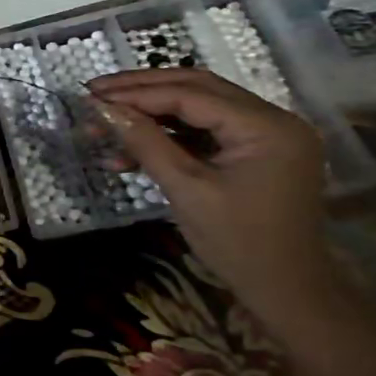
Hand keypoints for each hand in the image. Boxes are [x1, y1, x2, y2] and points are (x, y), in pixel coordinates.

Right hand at [86, 69, 337, 312]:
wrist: (283, 286)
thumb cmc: (237, 241)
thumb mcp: (185, 189)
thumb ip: (146, 143)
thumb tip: (103, 110)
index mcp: (266, 126)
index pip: (191, 95)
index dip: (137, 93)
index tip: (91, 96)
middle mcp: (272, 119)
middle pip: (197, 89)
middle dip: (142, 90)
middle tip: (95, 92)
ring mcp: (265, 135)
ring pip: (197, 108)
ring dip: (150, 114)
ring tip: (104, 123)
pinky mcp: (253, 152)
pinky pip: (204, 132)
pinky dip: (167, 137)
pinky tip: (128, 152)